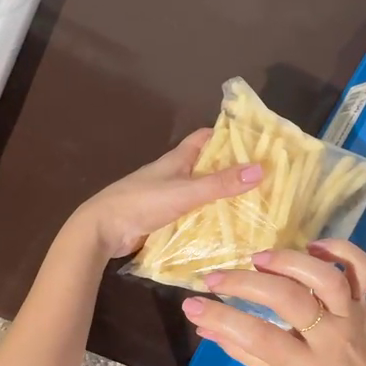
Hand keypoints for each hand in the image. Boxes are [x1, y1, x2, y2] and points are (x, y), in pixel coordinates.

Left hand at [68, 128, 263, 257]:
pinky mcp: (161, 219)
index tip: (255, 141)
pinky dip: (206, 218)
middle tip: (262, 178)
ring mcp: (165, 197)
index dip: (227, 136)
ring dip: (219, 196)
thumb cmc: (142, 202)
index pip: (204, 139)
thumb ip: (220, 183)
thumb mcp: (186, 191)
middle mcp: (172, 175)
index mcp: (176, 160)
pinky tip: (224, 229)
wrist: (103, 230)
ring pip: (198, 192)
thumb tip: (260, 169)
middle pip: (205, 166)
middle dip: (230, 169)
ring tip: (251, 205)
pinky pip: (190, 215)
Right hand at [181, 241, 365, 365]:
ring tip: (257, 259)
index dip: (222, 319)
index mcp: (307, 365)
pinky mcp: (364, 296)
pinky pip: (360, 266)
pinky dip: (339, 249)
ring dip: (289, 263)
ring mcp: (350, 313)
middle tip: (215, 278)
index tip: (191, 305)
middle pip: (290, 301)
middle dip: (247, 286)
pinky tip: (312, 246)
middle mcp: (331, 336)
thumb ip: (244, 353)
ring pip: (325, 279)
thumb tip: (204, 328)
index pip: (260, 338)